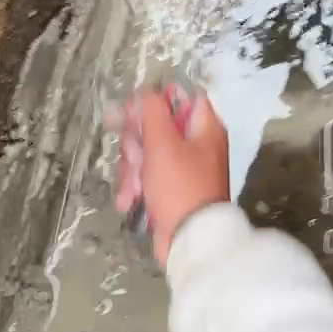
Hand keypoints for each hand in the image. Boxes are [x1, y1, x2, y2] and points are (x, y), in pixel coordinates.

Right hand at [111, 84, 229, 266]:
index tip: (130, 114)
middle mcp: (194, 144)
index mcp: (203, 126)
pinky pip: (145, 178)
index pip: (176, 96)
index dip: (150, 103)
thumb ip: (151, 110)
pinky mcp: (169, 190)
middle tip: (134, 158)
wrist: (189, 239)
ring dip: (131, 170)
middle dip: (135, 145)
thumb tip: (143, 92)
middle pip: (154, 127)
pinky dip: (134, 188)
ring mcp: (181, 169)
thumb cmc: (180, 186)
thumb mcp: (163, 142)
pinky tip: (129, 201)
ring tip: (132, 188)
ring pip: (144, 154)